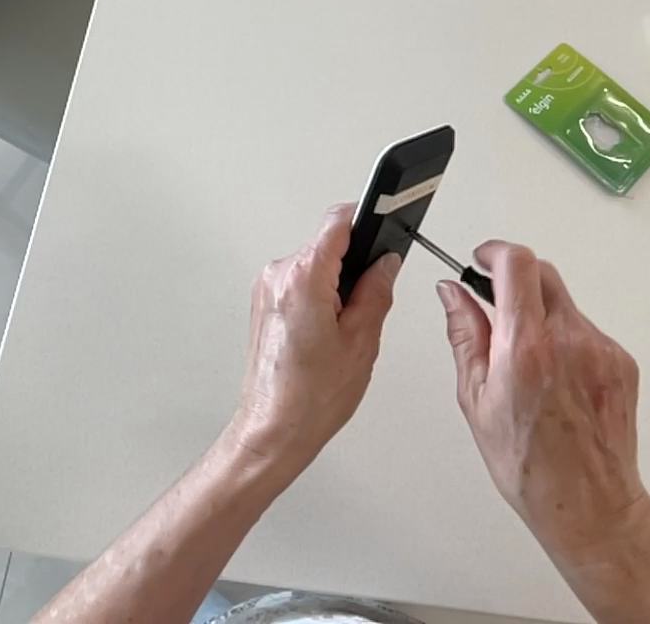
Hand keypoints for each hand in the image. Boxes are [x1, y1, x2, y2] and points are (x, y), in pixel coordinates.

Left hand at [227, 204, 401, 478]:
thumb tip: (386, 263)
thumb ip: (376, 291)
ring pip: (314, 263)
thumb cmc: (309, 399)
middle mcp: (279, 275)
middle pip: (327, 243)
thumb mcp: (361, 342)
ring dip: (335, 282)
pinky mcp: (263, 300)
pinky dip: (318, 295)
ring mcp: (267, 287)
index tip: (385, 219)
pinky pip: (299, 281)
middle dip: (354, 264)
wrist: (270, 430)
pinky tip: (326, 331)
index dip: (367, 217)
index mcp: (303, 278)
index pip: (338, 221)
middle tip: (369, 301)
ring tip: (343, 328)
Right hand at [438, 242, 649, 623]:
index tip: (482, 257)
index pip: (517, 264)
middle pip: (542, 272)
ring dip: (539, 312)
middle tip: (497, 303)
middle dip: (514, 278)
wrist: (590, 506)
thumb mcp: (475, 397)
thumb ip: (464, 333)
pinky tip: (554, 375)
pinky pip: (585, 328)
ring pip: (563, 302)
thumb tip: (452, 293)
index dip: (495, 251)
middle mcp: (569, 341)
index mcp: (527, 348)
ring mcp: (600, 350)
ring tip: (527, 357)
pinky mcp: (621, 362)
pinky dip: (564, 337)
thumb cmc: (529, 465)